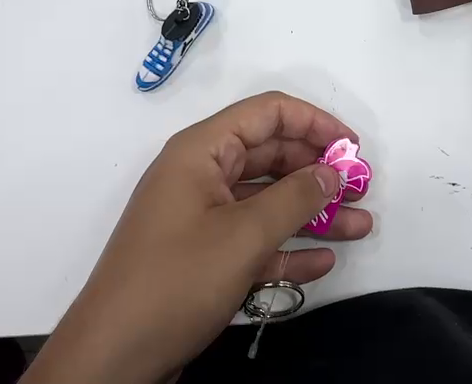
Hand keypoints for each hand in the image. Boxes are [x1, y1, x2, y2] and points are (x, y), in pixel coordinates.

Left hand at [27, 92, 371, 383]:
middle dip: (319, 171)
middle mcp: (202, 175)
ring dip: (313, 213)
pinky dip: (287, 247)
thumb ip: (296, 198)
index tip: (352, 148)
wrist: (109, 363)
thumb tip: (333, 171)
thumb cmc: (176, 281)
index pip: (269, 113)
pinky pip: (254, 239)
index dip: (315, 123)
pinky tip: (322, 262)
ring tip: (360, 226)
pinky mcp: (202, 257)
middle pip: (272, 156)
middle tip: (361, 188)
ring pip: (268, 201)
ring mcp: (201, 217)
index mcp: (203, 151)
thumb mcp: (244, 236)